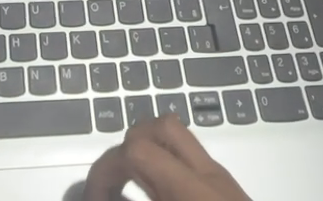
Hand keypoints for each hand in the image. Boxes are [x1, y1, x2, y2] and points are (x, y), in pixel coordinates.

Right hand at [83, 116, 252, 200]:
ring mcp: (223, 182)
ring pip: (178, 138)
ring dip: (147, 153)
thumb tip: (106, 199)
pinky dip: (166, 169)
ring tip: (131, 190)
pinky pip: (190, 161)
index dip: (104, 171)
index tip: (92, 200)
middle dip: (125, 149)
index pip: (138, 152)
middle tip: (111, 189)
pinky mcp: (230, 193)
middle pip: (160, 128)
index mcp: (192, 193)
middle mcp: (210, 177)